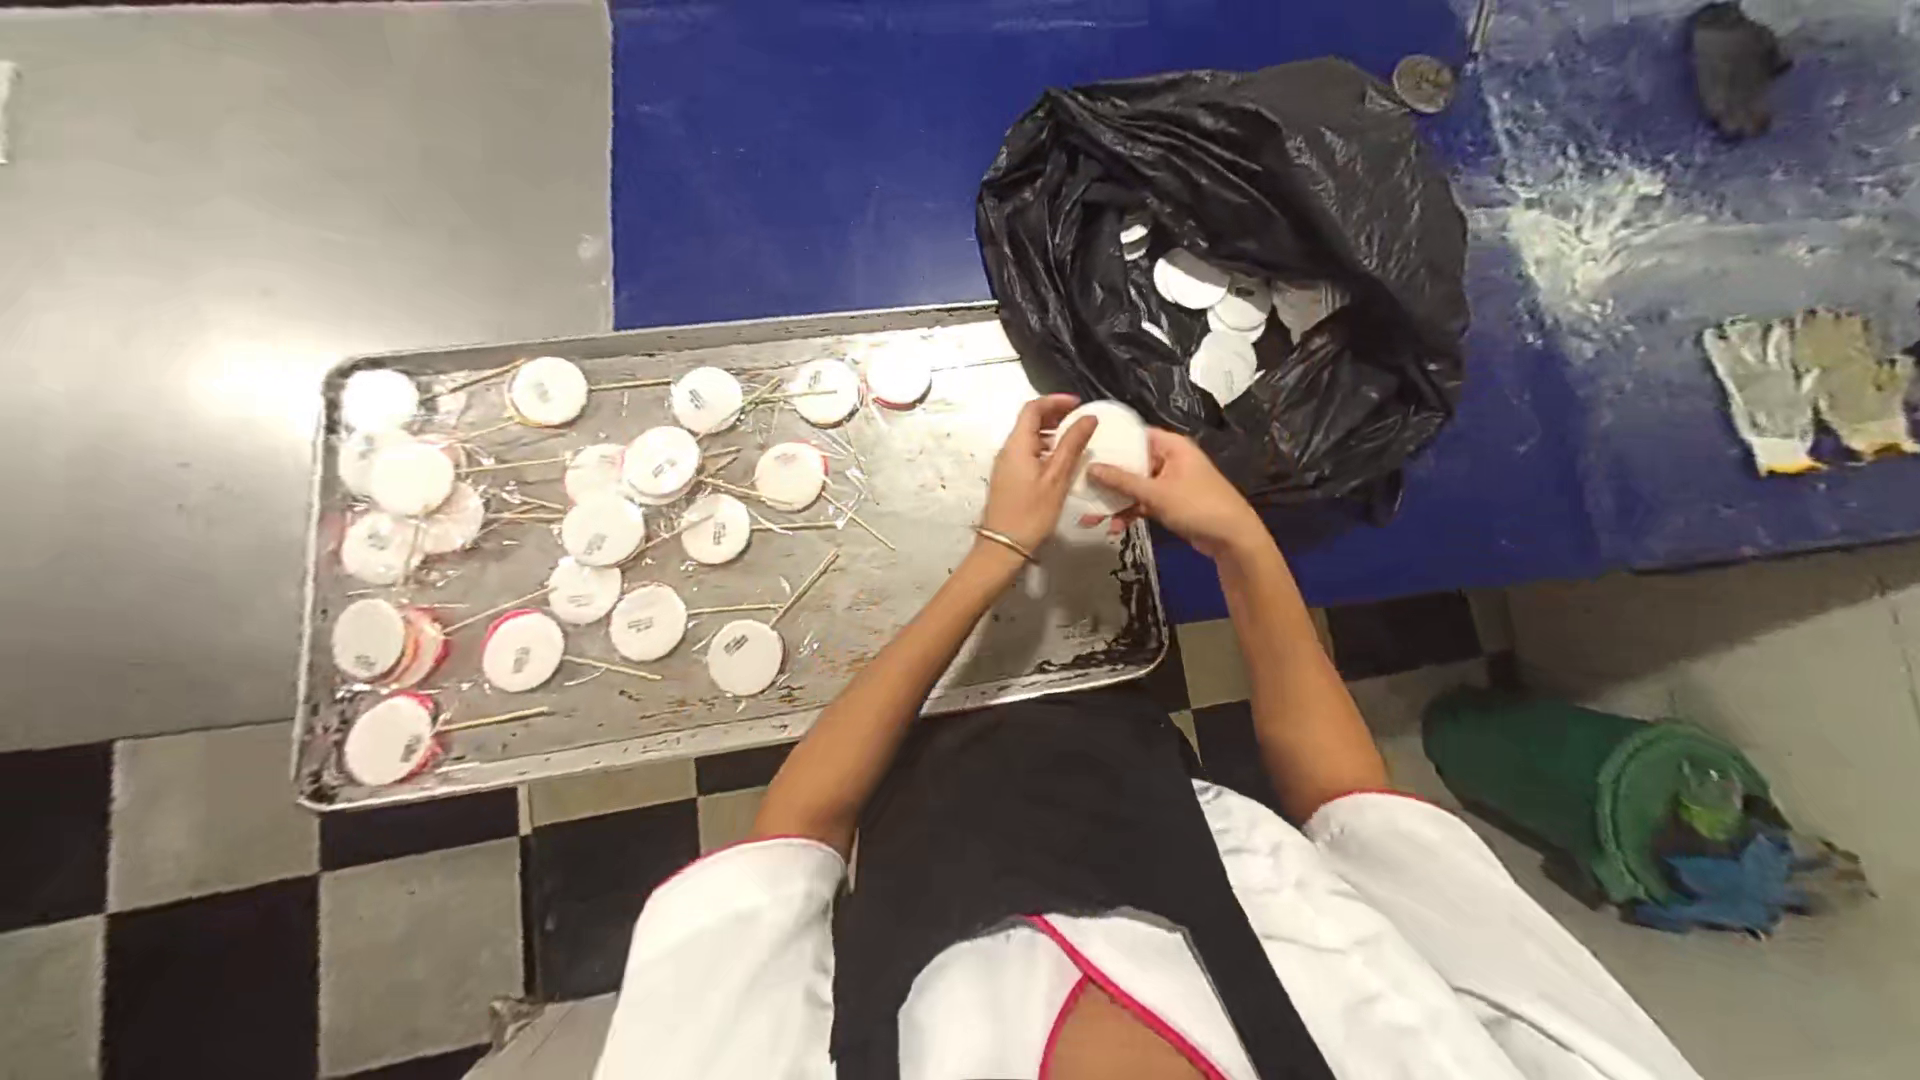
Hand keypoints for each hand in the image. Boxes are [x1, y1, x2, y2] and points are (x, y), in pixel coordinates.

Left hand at [981, 394, 1098, 553]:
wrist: (1003, 545)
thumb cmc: (1031, 512)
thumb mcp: (1057, 478)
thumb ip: (1072, 445)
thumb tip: (1088, 418)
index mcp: (1017, 445)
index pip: (1033, 408)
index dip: (1055, 401)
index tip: (1078, 404)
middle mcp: (1007, 450)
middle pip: (1029, 421)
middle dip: (1055, 415)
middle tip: (1080, 420)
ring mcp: (1005, 465)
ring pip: (1029, 438)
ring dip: (1051, 433)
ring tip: (1075, 440)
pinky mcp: (1008, 478)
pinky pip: (1027, 453)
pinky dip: (1044, 449)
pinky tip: (1060, 461)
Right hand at [1088, 428, 1267, 560]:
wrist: (1231, 538)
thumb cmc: (1198, 506)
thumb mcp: (1156, 492)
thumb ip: (1122, 480)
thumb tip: (1091, 467)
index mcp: (1171, 446)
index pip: (1134, 434)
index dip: (1110, 440)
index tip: (1084, 448)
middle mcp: (1169, 459)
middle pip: (1130, 462)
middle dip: (1106, 479)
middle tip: (1080, 486)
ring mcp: (1168, 482)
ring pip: (1133, 486)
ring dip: (1114, 501)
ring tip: (1091, 517)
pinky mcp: (1168, 502)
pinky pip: (1141, 502)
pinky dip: (1129, 513)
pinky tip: (1114, 528)